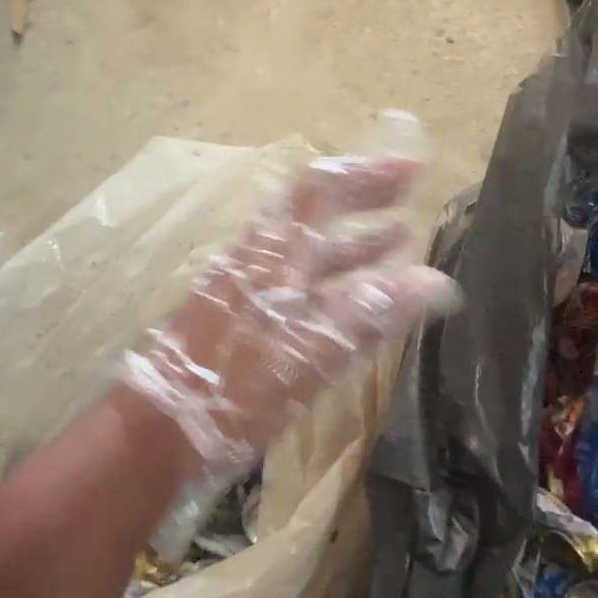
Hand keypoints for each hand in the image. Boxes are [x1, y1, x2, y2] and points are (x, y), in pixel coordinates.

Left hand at [120, 155, 459, 478]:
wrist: (160, 431)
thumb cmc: (233, 389)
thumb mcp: (308, 355)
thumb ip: (372, 316)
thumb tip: (437, 282)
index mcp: (274, 257)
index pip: (322, 191)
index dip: (367, 172)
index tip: (412, 165)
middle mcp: (261, 261)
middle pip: (315, 212)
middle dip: (365, 197)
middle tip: (408, 191)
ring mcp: (252, 289)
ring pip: (309, 250)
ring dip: (355, 240)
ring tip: (400, 237)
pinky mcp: (247, 318)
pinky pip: (301, 281)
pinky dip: (337, 276)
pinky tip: (360, 297)